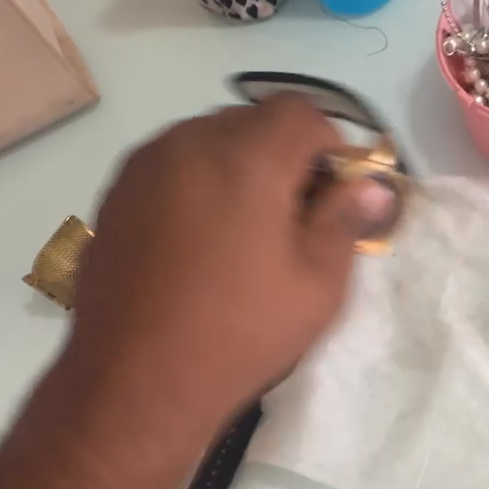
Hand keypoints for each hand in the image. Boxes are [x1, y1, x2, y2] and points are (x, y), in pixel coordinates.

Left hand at [66, 96, 398, 428]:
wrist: (142, 377)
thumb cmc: (244, 331)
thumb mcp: (318, 284)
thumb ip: (346, 222)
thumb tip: (373, 185)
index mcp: (245, 159)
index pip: (301, 112)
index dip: (333, 145)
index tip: (341, 195)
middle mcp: (187, 142)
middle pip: (253, 122)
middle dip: (287, 158)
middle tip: (302, 220)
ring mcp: (143, 166)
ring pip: (209, 142)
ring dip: (243, 171)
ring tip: (252, 236)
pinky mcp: (116, 195)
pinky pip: (173, 168)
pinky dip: (202, 188)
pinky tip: (207, 246)